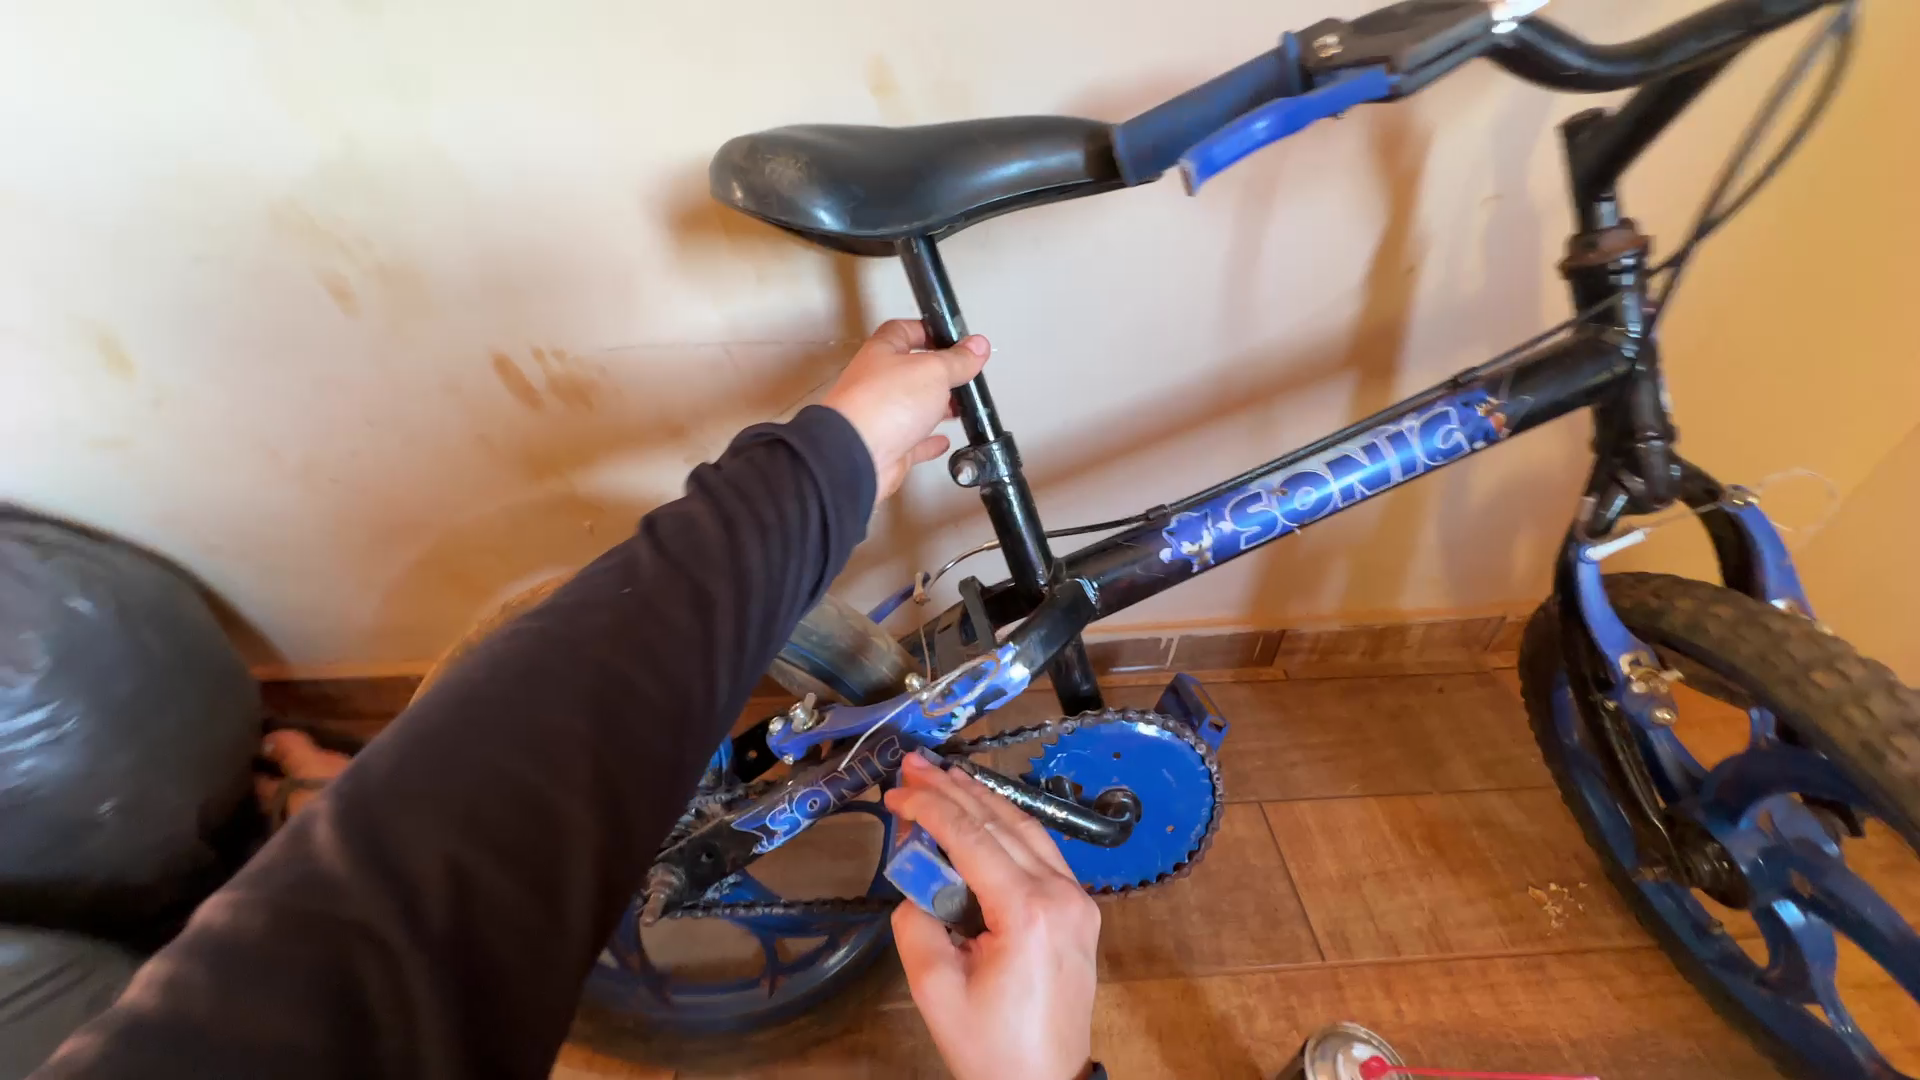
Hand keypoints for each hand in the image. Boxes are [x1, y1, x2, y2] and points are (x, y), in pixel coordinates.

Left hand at [821, 320, 989, 500]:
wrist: (859, 455)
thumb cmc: (882, 405)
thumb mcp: (933, 371)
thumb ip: (957, 360)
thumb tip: (977, 346)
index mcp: (882, 353)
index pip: (903, 331)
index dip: (927, 330)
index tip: (949, 335)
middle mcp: (878, 383)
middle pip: (910, 371)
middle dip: (937, 373)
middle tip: (961, 373)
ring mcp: (882, 417)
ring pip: (913, 408)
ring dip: (936, 407)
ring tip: (959, 405)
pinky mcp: (889, 448)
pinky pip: (912, 442)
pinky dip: (929, 441)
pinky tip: (942, 441)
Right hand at [884, 752, 1098, 1079]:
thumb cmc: (988, 1045)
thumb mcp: (934, 987)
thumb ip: (916, 917)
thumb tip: (918, 867)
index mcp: (1029, 913)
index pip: (971, 838)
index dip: (930, 807)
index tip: (895, 790)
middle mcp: (1062, 893)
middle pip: (1001, 822)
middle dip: (952, 788)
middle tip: (915, 764)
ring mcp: (1078, 896)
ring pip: (1026, 826)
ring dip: (982, 797)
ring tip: (944, 774)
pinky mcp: (1080, 905)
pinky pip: (1040, 848)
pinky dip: (1006, 822)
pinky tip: (982, 808)